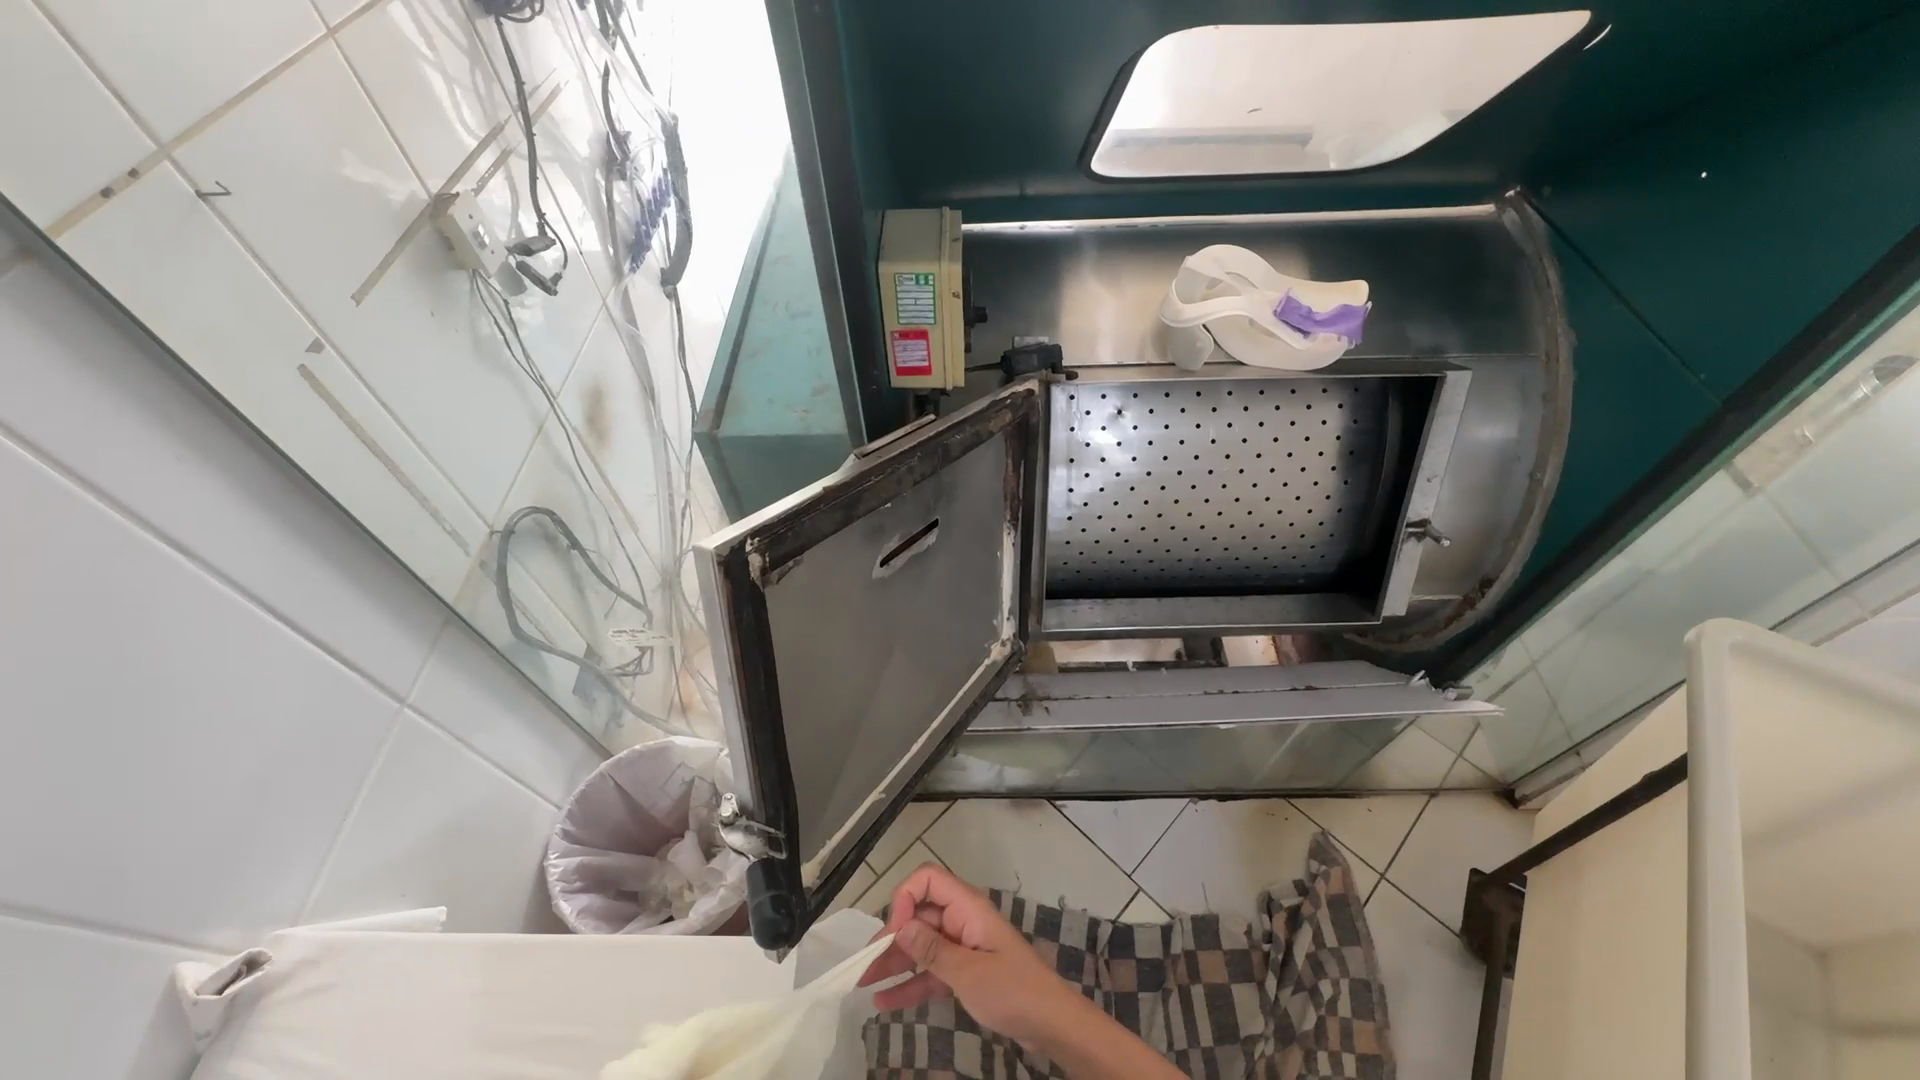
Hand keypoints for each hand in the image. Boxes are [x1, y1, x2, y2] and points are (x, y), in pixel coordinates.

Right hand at [855, 863, 1077, 1045]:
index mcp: (967, 908)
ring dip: (894, 963)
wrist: (1052, 1023)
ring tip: (864, 984)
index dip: (905, 898)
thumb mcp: (968, 972)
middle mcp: (963, 921)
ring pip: (922, 946)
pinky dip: (911, 983)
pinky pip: (932, 971)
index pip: (928, 880)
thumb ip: (932, 950)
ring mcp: (964, 947)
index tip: (895, 931)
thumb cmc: (1013, 990)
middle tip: (863, 965)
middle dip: (890, 938)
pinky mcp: (967, 972)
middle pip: (919, 917)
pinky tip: (885, 1001)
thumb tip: (900, 927)